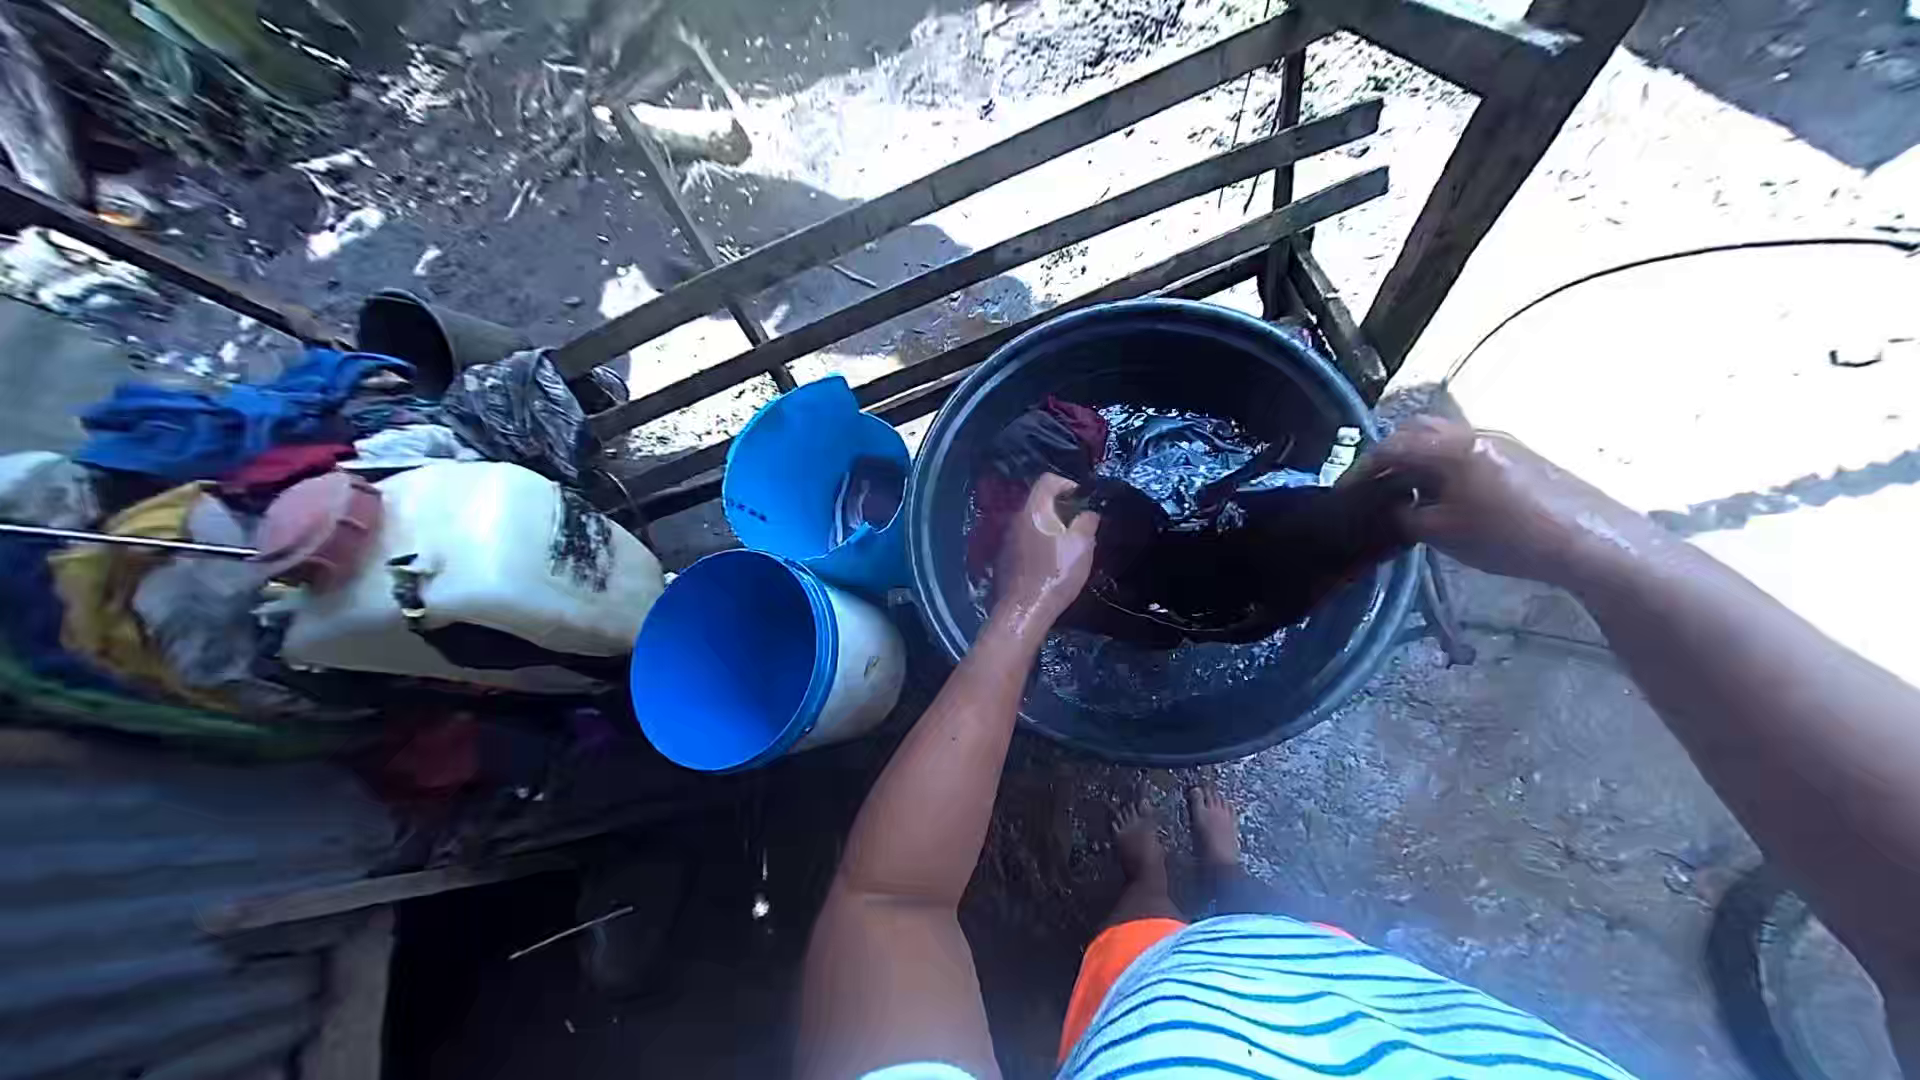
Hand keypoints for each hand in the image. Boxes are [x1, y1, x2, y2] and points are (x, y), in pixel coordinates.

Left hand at [991, 473, 1099, 640]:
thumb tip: (1088, 513)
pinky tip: (1047, 559)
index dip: (1067, 483)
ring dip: (1046, 525)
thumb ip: (1087, 523)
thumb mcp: (1081, 547)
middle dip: (1058, 506)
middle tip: (1077, 521)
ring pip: (1029, 521)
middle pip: (1037, 500)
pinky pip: (1022, 538)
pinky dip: (1036, 540)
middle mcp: (1015, 517)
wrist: (1023, 609)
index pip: (1047, 480)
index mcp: (1035, 510)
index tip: (1081, 497)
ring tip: (1065, 542)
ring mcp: (1006, 537)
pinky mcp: (1003, 555)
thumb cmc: (1055, 574)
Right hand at [1350, 415, 1664, 589]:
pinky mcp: (1519, 456)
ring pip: (1441, 439)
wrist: (1595, 545)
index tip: (1342, 493)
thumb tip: (1392, 510)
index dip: (1359, 470)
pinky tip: (1442, 494)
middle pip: (1415, 431)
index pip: (1388, 449)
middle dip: (1387, 455)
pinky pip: (1463, 450)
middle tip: (1372, 485)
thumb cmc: (1509, 536)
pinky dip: (1440, 465)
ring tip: (1405, 491)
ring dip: (1416, 459)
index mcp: (1451, 449)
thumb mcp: (1441, 533)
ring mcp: (1500, 442)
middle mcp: (1473, 435)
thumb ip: (1404, 517)